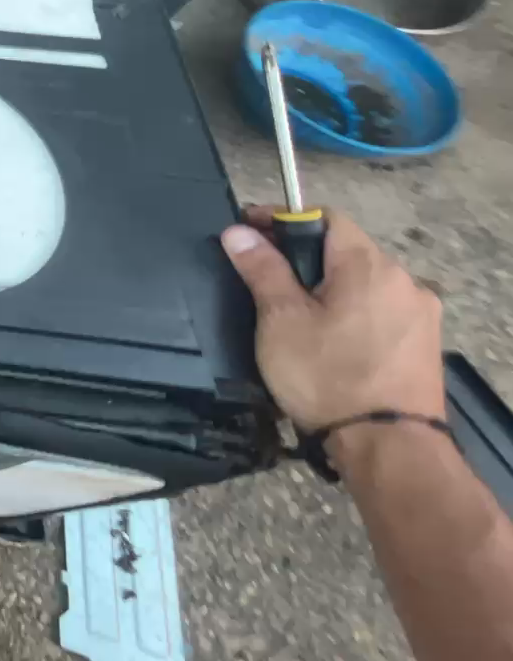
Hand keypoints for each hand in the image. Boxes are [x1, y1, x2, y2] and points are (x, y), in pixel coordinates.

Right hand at [221, 207, 444, 432]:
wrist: (385, 442)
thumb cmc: (324, 372)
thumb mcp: (279, 317)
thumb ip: (262, 269)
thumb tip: (240, 232)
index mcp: (371, 268)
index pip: (327, 219)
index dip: (283, 217)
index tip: (245, 228)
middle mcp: (405, 283)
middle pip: (345, 248)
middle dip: (299, 252)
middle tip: (256, 269)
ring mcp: (420, 314)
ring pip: (361, 279)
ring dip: (322, 280)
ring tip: (284, 303)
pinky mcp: (421, 341)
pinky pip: (376, 304)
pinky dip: (344, 303)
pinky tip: (321, 328)